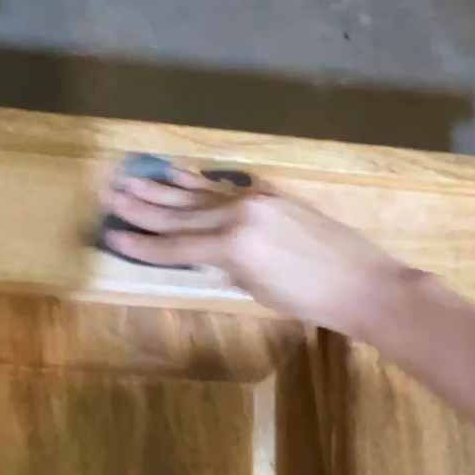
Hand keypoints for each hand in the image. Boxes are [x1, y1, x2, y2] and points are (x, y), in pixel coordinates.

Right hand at [102, 167, 418, 335]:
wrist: (363, 282)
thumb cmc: (310, 301)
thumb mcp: (258, 289)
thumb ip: (226, 266)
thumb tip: (206, 253)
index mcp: (233, 247)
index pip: (176, 247)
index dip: (142, 245)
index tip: (113, 236)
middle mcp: (238, 216)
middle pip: (180, 216)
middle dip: (143, 210)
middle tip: (111, 198)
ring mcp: (255, 201)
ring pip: (198, 197)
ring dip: (161, 190)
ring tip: (130, 182)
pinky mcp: (270, 195)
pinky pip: (224, 189)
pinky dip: (198, 182)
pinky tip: (175, 173)